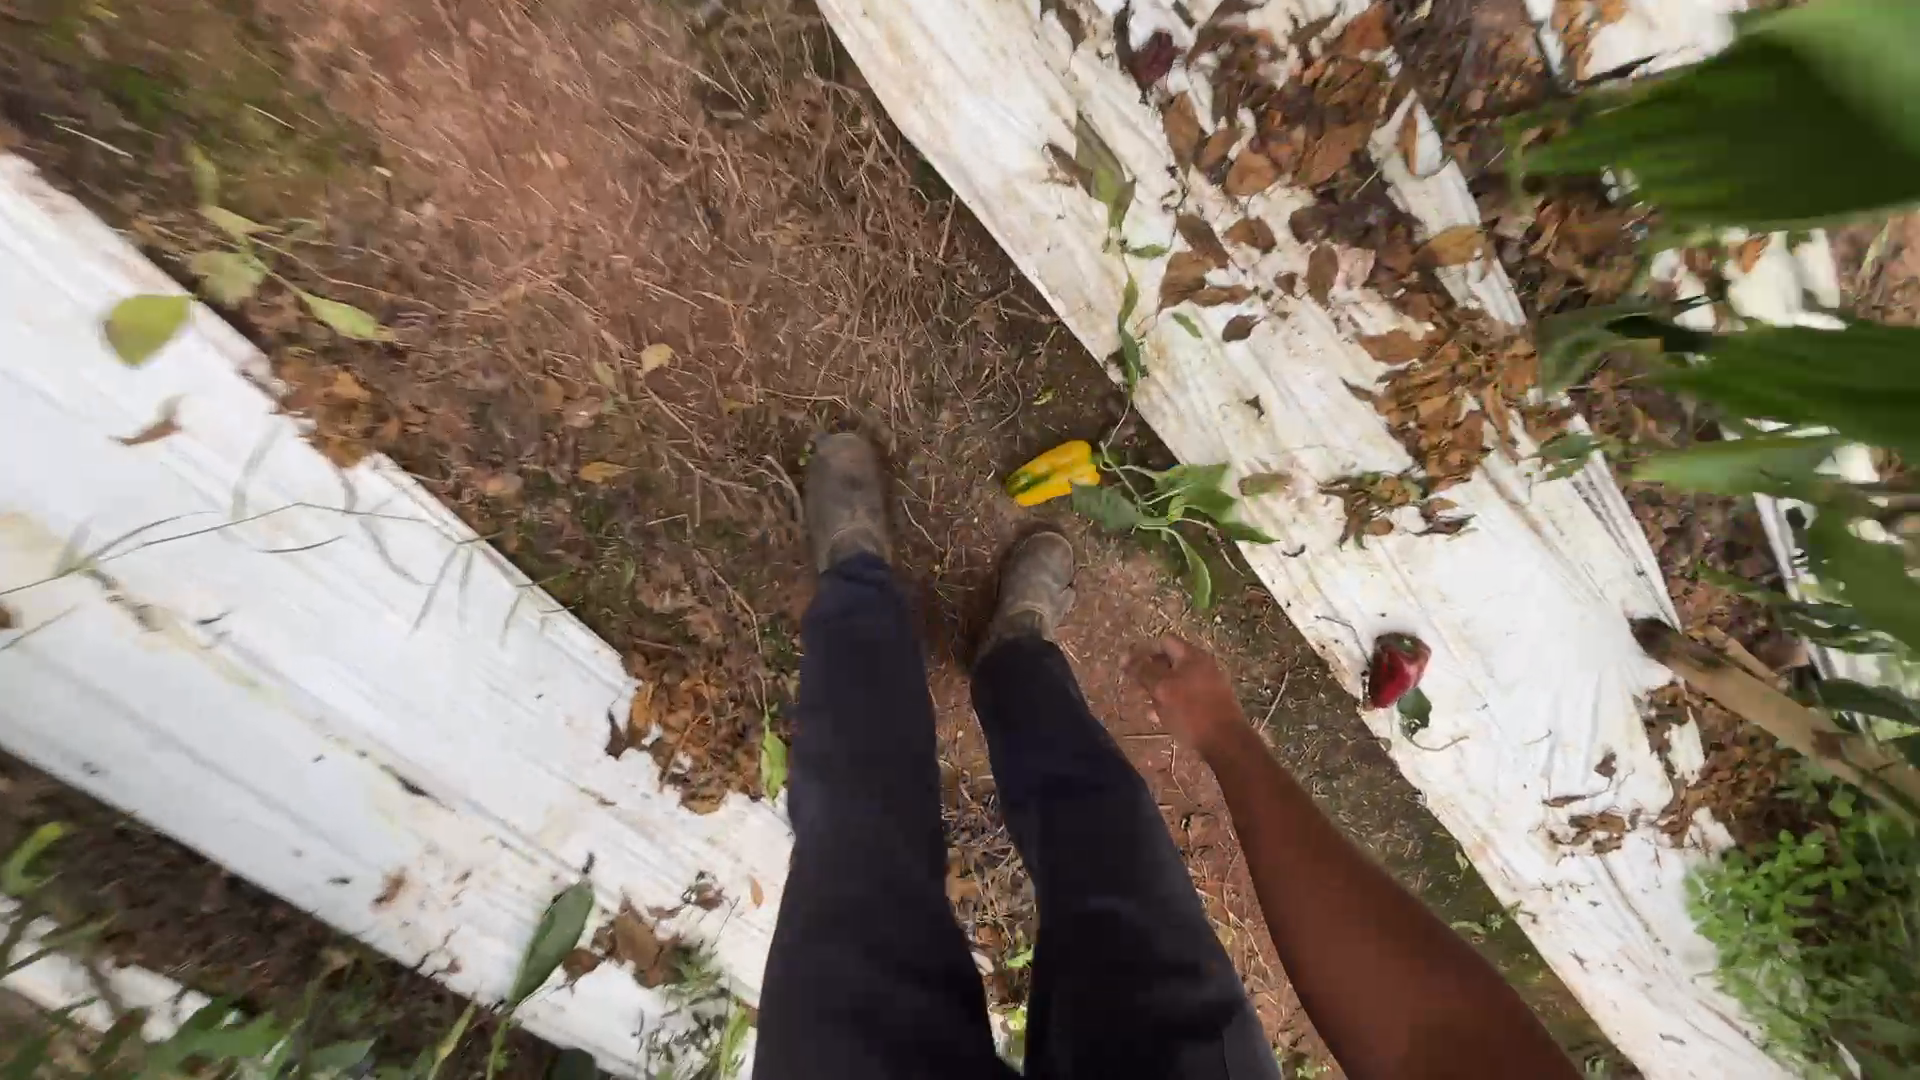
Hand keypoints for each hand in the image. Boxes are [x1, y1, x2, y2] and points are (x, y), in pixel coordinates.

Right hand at [1126, 636, 1247, 759]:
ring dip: (1159, 689)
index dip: (1144, 651)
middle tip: (1136, 686)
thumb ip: (1143, 671)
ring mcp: (1209, 685)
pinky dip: (1171, 702)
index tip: (1129, 667)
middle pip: (1170, 661)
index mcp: (1192, 656)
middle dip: (1150, 672)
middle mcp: (1202, 665)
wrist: (1226, 742)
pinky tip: (1160, 717)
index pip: (1163, 642)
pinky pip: (1186, 696)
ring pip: (1177, 680)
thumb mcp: (1161, 688)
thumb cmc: (1191, 711)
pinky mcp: (1211, 704)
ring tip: (1145, 704)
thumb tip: (1125, 657)